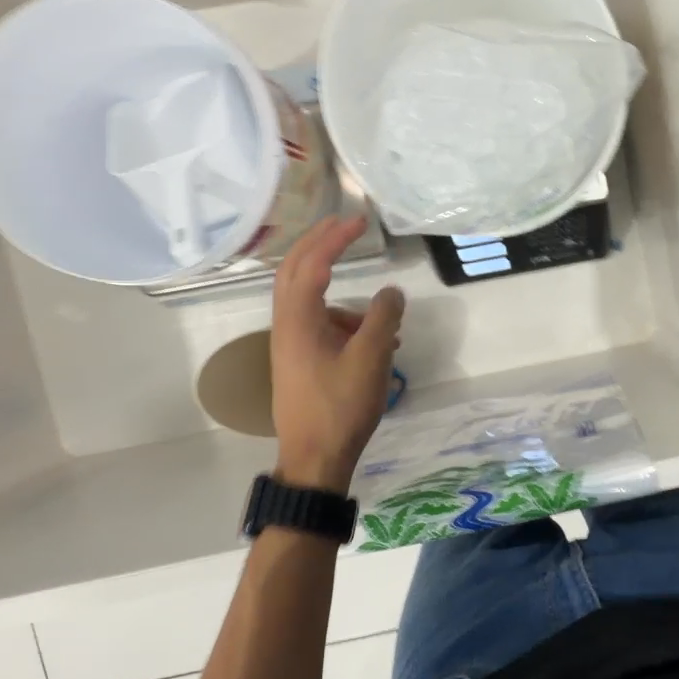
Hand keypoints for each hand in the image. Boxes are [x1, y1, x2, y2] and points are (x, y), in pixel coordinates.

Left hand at [268, 216, 404, 489]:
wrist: (314, 457)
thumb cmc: (341, 407)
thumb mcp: (370, 359)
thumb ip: (383, 319)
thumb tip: (392, 292)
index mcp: (297, 320)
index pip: (312, 263)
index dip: (334, 237)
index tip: (360, 221)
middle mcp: (286, 325)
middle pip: (296, 270)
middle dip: (320, 244)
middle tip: (346, 225)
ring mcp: (290, 344)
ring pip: (311, 300)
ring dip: (344, 295)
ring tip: (384, 318)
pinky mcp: (299, 361)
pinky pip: (321, 325)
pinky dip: (346, 322)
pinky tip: (378, 345)